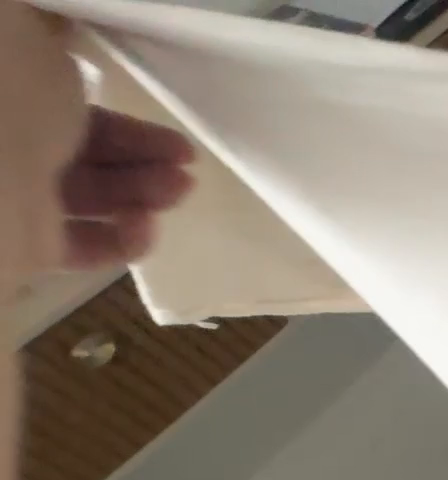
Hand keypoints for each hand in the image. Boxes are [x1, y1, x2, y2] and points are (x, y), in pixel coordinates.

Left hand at [1, 1, 194, 278]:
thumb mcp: (20, 26)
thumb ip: (48, 18)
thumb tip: (68, 20)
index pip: (41, 84)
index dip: (98, 92)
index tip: (149, 103)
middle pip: (74, 142)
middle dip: (140, 150)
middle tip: (184, 156)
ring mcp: (0, 192)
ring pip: (86, 190)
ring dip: (147, 190)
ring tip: (180, 188)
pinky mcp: (25, 245)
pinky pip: (86, 242)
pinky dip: (127, 238)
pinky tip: (144, 224)